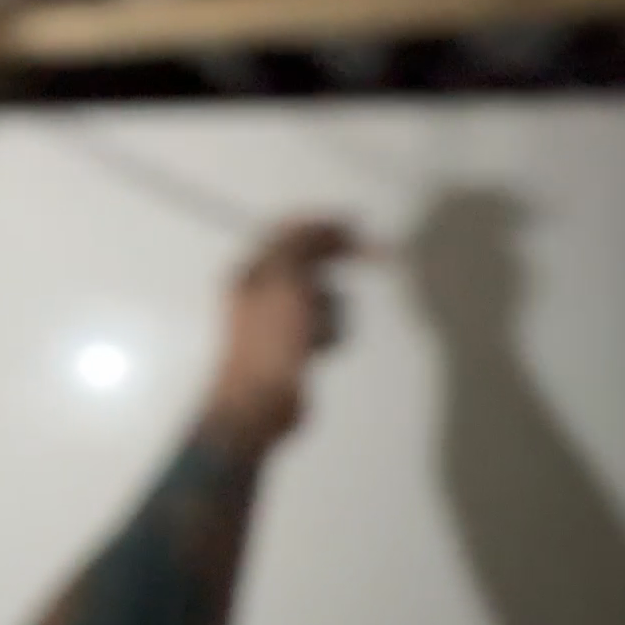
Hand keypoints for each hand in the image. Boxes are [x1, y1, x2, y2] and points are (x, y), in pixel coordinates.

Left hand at [203, 219, 356, 452]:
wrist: (259, 402)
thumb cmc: (268, 341)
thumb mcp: (283, 283)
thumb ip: (299, 248)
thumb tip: (319, 225)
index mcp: (249, 271)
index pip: (286, 233)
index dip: (320, 224)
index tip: (356, 222)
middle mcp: (260, 290)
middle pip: (305, 260)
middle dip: (337, 258)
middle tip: (375, 253)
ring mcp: (277, 318)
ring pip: (321, 296)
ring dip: (332, 307)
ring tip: (322, 328)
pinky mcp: (294, 344)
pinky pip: (324, 325)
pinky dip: (330, 331)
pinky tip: (323, 348)